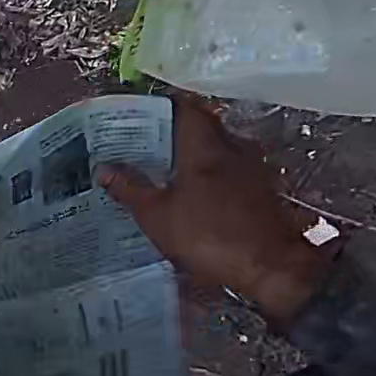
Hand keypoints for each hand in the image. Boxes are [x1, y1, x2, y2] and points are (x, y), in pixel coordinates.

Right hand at [97, 95, 330, 326]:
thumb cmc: (209, 235)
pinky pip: (230, 169)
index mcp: (204, 147)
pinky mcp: (263, 189)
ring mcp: (253, 168)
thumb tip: (103, 168)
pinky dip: (210, 173)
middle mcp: (233, 148)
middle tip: (144, 143)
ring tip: (164, 168)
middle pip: (201, 127)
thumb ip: (129, 189)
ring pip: (217, 149)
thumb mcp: (157, 216)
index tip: (139, 114)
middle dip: (173, 132)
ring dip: (192, 154)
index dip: (161, 107)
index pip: (185, 108)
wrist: (272, 268)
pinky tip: (193, 192)